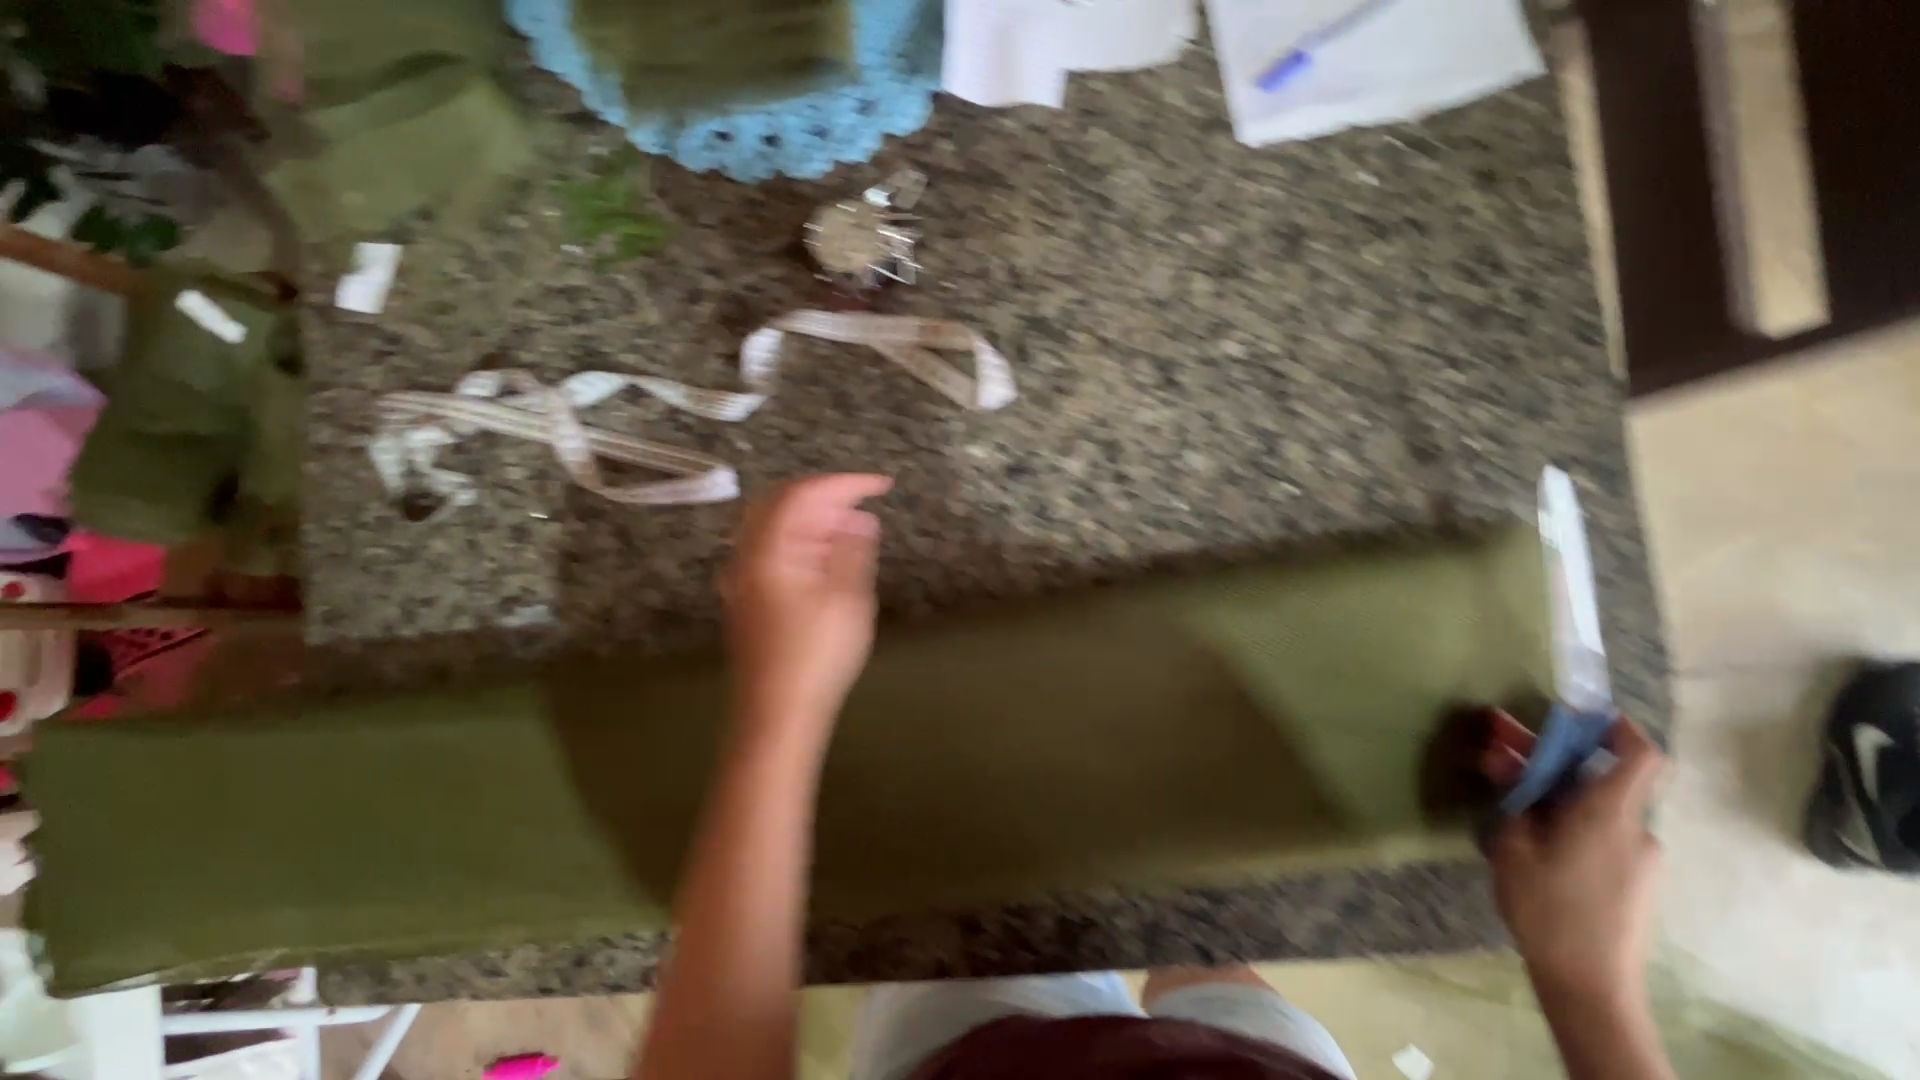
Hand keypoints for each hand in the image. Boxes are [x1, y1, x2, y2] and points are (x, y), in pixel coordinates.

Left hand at [722, 474, 892, 730]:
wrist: (775, 715)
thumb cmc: (815, 656)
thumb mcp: (847, 599)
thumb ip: (853, 550)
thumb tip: (860, 519)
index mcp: (767, 549)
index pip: (802, 493)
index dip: (844, 483)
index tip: (881, 486)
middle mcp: (746, 556)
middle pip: (780, 504)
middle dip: (825, 497)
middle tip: (863, 503)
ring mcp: (742, 580)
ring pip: (775, 529)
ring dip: (814, 521)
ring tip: (854, 530)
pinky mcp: (748, 601)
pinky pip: (773, 552)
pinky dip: (803, 544)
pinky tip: (828, 562)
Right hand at [1483, 714, 1666, 1008]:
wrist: (1590, 985)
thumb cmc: (1547, 908)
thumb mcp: (1512, 847)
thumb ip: (1513, 796)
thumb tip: (1502, 753)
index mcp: (1608, 815)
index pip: (1639, 755)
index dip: (1618, 727)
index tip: (1580, 716)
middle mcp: (1636, 830)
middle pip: (1605, 781)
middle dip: (1557, 764)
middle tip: (1505, 757)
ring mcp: (1643, 860)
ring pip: (1601, 813)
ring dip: (1562, 801)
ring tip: (1513, 812)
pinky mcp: (1638, 884)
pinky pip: (1606, 839)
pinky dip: (1575, 828)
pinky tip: (1538, 848)